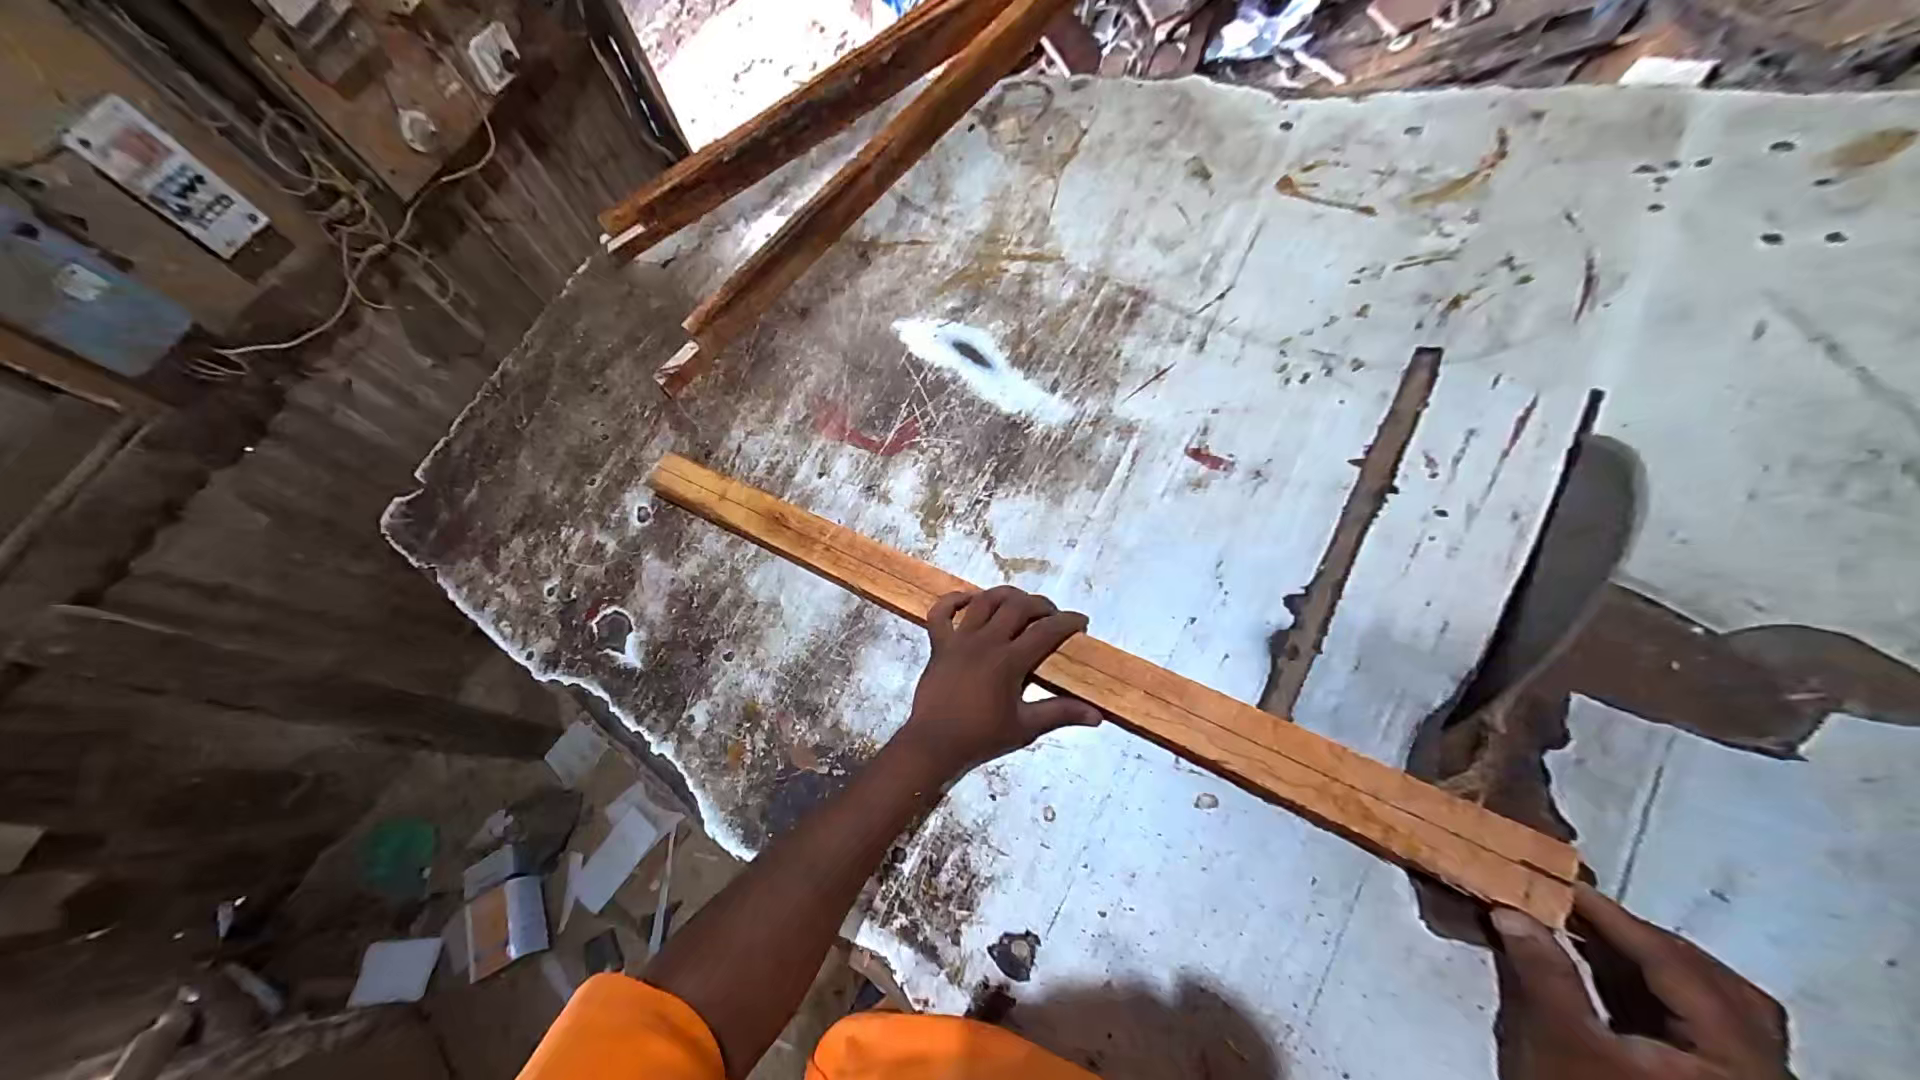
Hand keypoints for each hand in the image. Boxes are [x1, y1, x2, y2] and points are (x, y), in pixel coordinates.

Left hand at [894, 586, 1101, 778]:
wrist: (934, 744)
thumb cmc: (981, 738)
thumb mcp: (1025, 727)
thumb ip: (1060, 713)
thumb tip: (1097, 715)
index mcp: (1008, 661)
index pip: (1046, 631)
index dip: (1068, 622)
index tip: (1081, 622)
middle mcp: (985, 642)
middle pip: (1017, 607)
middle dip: (1041, 605)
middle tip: (1052, 615)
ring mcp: (959, 640)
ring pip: (984, 601)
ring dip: (1005, 596)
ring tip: (1019, 603)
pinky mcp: (938, 645)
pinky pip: (940, 612)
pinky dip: (953, 601)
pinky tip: (969, 600)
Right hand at [1491, 883, 1792, 1079]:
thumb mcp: (1561, 1042)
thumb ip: (1542, 972)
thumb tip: (1510, 910)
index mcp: (1738, 1060)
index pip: (1674, 964)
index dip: (1614, 918)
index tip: (1562, 883)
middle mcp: (1761, 1070)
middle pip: (1713, 982)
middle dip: (1639, 938)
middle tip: (1578, 910)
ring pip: (1713, 1004)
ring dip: (1648, 963)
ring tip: (1589, 938)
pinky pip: (1698, 1025)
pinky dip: (1651, 992)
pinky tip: (1606, 978)